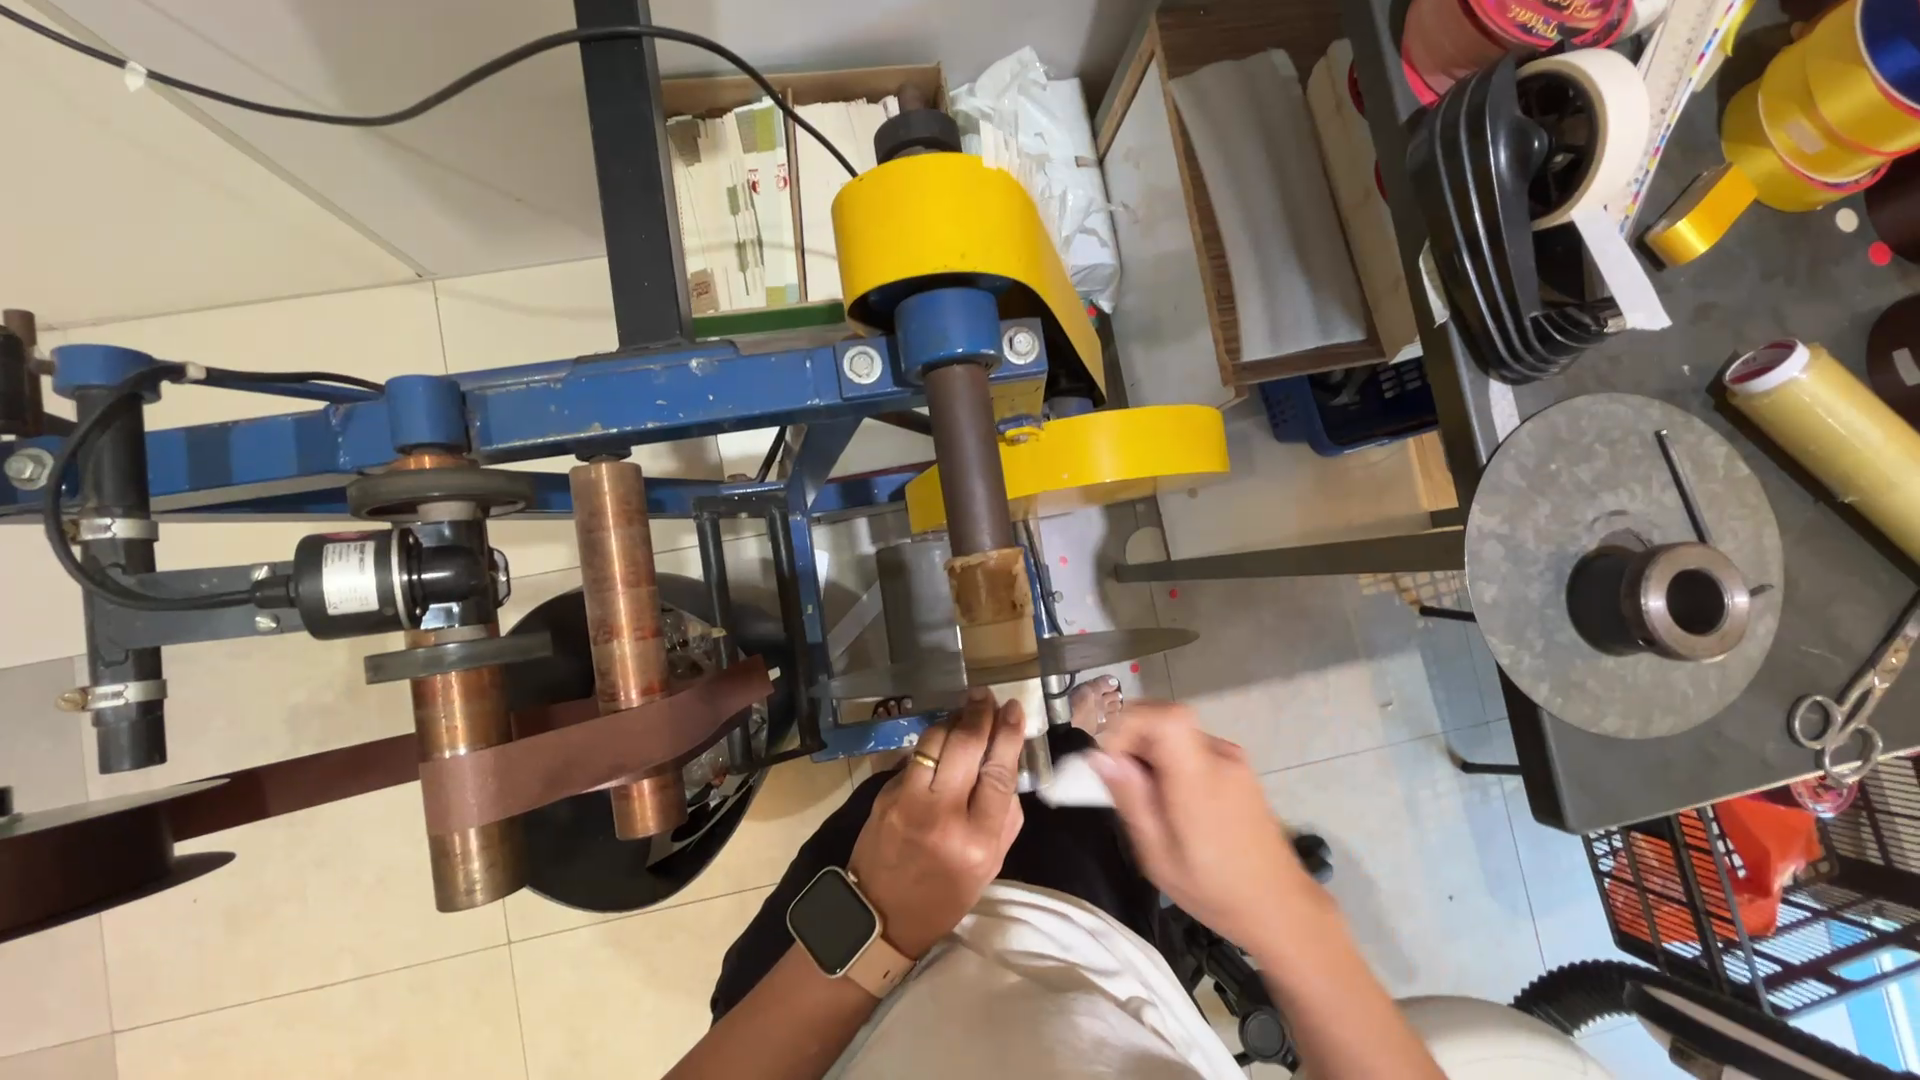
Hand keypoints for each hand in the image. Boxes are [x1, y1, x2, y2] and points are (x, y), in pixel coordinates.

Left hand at [847, 691, 1025, 957]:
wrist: (880, 916)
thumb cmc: (945, 894)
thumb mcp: (990, 866)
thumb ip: (1005, 818)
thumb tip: (1009, 766)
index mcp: (976, 841)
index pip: (998, 773)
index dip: (1008, 735)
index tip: (1015, 709)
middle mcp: (942, 816)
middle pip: (965, 747)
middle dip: (979, 714)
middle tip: (986, 696)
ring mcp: (908, 802)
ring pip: (934, 742)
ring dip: (952, 719)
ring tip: (965, 710)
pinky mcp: (884, 796)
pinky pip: (913, 757)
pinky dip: (930, 744)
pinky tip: (940, 738)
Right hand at [1089, 702, 1325, 956]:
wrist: (1280, 906)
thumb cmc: (1214, 888)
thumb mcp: (1158, 854)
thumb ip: (1130, 798)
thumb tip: (1099, 755)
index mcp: (1199, 776)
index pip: (1165, 716)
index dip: (1128, 724)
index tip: (1111, 760)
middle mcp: (1220, 756)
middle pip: (1165, 720)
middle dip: (1132, 741)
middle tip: (1120, 785)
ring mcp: (1234, 760)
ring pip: (1176, 735)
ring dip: (1150, 755)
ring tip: (1146, 803)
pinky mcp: (1239, 768)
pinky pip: (1192, 748)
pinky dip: (1170, 762)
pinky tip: (1171, 804)